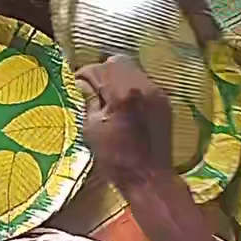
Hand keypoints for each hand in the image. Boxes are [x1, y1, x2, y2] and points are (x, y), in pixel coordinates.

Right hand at [76, 57, 173, 193]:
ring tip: (109, 97)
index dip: (84, 75)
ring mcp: (157, 92)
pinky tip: (125, 105)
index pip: (98, 69)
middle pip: (118, 62)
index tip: (76, 85)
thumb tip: (82, 84)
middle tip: (92, 89)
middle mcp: (143, 85)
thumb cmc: (116, 158)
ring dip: (118, 78)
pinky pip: (144, 83)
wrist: (149, 177)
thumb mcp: (92, 129)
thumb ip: (88, 101)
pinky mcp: (164, 102)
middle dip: (102, 72)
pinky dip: (132, 88)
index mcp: (123, 93)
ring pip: (133, 70)